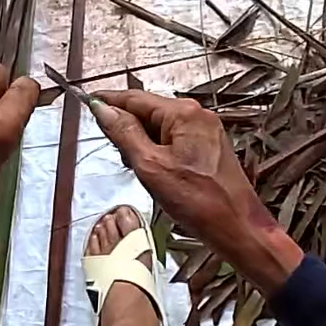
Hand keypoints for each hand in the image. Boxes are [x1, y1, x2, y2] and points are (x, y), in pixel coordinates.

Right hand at [91, 89, 303, 291]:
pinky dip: (158, 152)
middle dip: (127, 128)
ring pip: (160, 128)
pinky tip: (155, 173)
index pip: (136, 98)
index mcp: (184, 113)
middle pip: (148, 111)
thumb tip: (102, 109)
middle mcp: (197, 115)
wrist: (237, 227)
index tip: (88, 102)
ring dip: (142, 143)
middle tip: (115, 152)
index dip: (109, 101)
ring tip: (139, 170)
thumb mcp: (150, 167)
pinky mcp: (209, 148)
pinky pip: (174, 140)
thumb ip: (124, 134)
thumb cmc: (198, 201)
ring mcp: (206, 131)